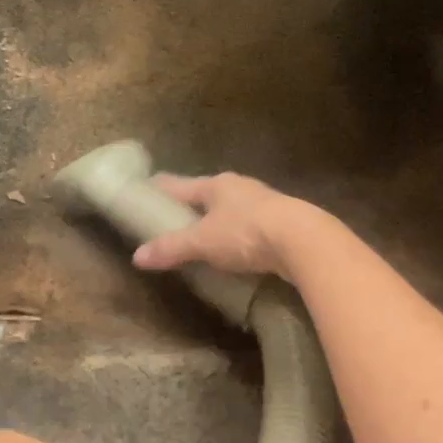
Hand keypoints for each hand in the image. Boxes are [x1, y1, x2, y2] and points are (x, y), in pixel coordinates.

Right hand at [131, 172, 312, 278]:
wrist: (304, 241)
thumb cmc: (246, 232)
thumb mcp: (203, 242)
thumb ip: (171, 248)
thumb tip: (137, 257)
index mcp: (215, 184)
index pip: (178, 184)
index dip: (160, 188)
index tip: (145, 189)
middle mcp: (238, 187)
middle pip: (205, 194)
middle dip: (190, 204)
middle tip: (173, 217)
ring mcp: (263, 203)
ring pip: (231, 209)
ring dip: (217, 220)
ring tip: (203, 235)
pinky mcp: (282, 222)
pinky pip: (250, 226)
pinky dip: (238, 235)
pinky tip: (236, 249)